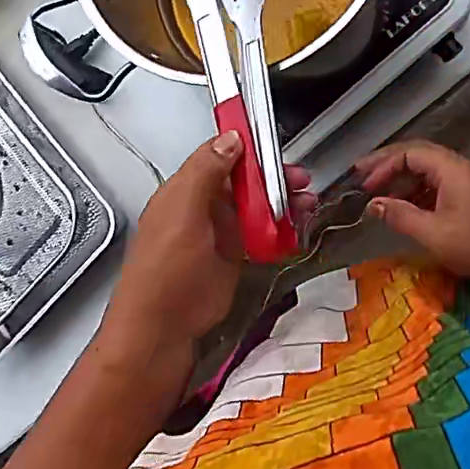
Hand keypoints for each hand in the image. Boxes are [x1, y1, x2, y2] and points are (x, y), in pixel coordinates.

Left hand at [105, 131, 315, 345]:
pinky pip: (263, 232)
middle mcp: (204, 206)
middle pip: (245, 180)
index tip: (274, 143)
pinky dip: (281, 228)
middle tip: (298, 179)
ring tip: (306, 204)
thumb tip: (229, 139)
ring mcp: (221, 230)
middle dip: (274, 176)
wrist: (163, 329)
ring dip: (283, 201)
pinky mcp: (235, 253)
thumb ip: (206, 172)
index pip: (219, 155)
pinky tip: (297, 228)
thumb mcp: (183, 213)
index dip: (247, 147)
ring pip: (258, 205)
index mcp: (186, 189)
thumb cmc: (165, 272)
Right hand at [353, 139, 469, 280]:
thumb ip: (400, 216)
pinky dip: (417, 191)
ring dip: (402, 179)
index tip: (364, 186)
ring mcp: (469, 179)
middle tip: (361, 176)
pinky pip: (438, 183)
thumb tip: (372, 204)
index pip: (409, 153)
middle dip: (387, 164)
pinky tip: (405, 207)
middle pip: (418, 154)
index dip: (383, 167)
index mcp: (451, 168)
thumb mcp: (435, 234)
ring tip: (378, 195)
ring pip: (428, 169)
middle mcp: (460, 166)